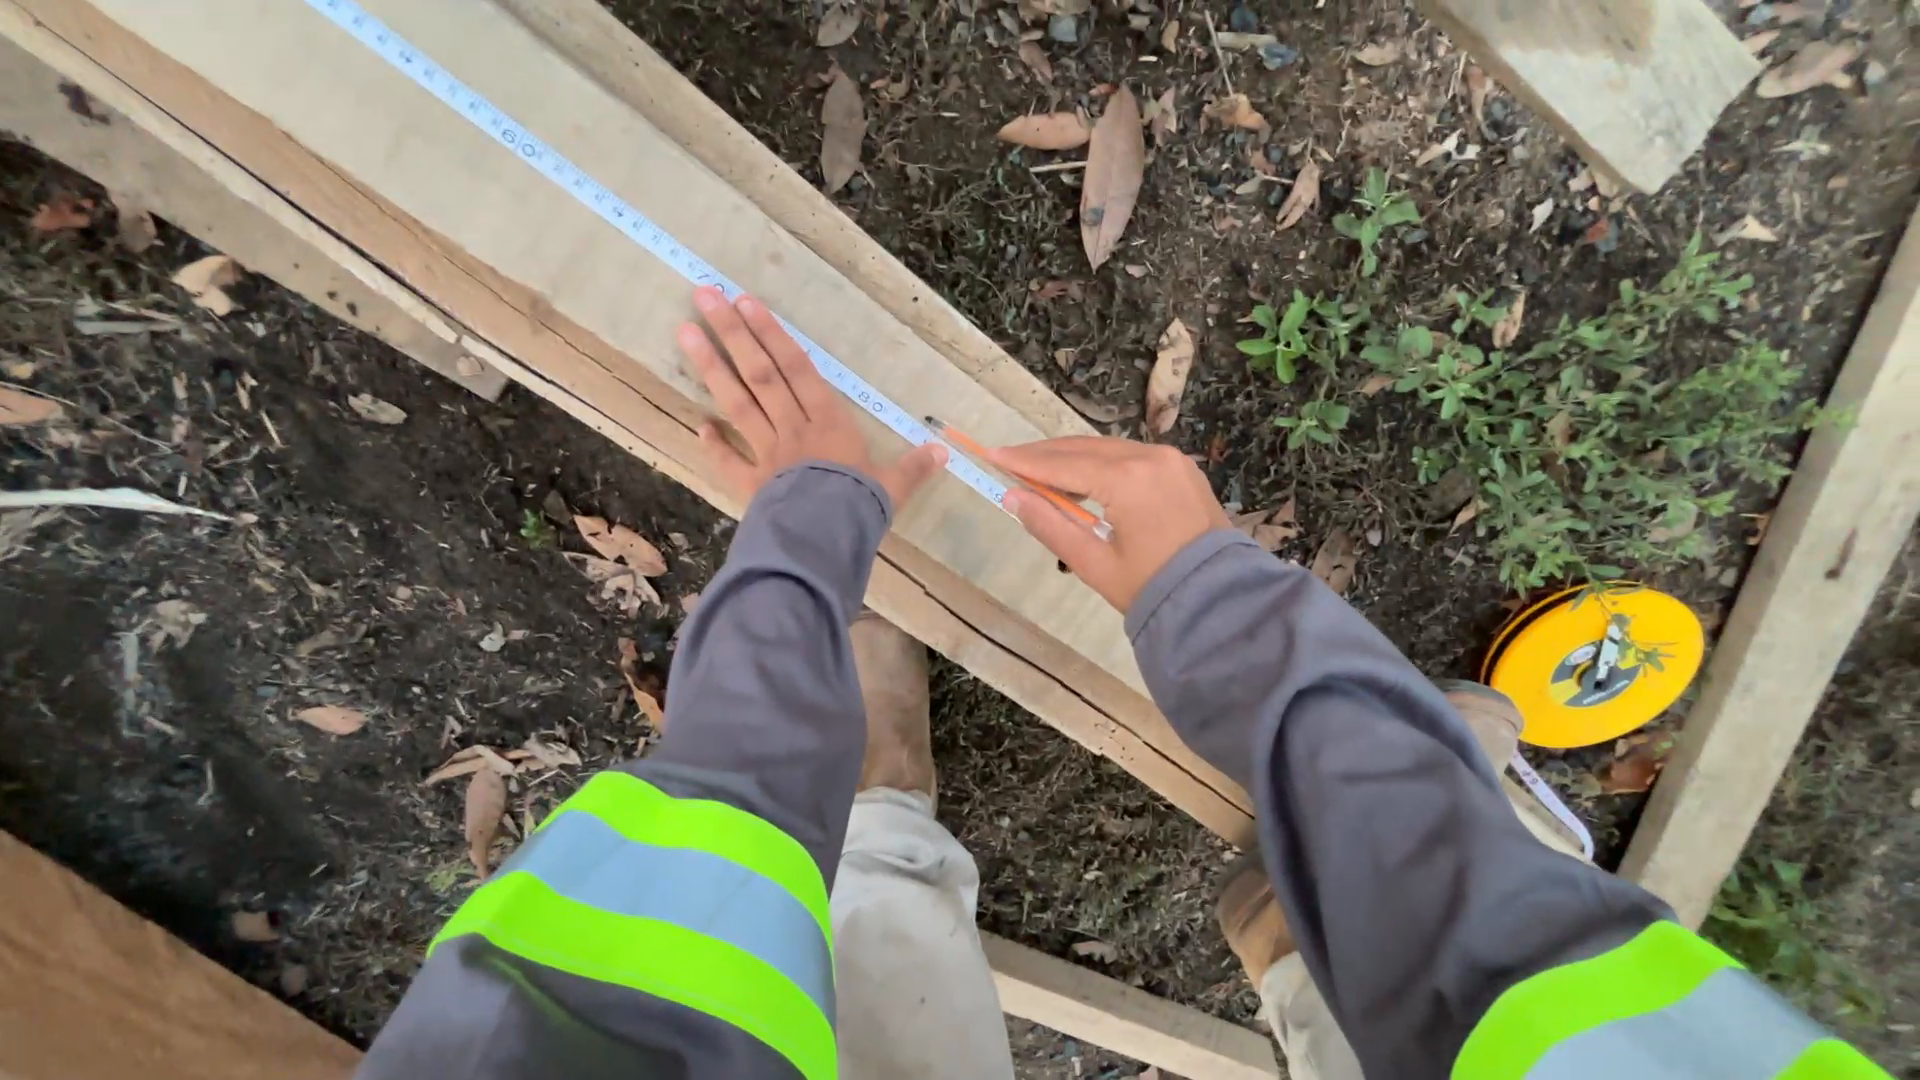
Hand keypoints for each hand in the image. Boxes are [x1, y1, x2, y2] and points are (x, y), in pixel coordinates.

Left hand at [677, 286, 946, 505]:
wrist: (825, 539)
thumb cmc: (860, 506)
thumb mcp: (894, 486)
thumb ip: (913, 468)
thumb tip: (944, 452)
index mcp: (829, 423)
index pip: (797, 369)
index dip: (772, 335)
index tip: (746, 302)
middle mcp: (794, 429)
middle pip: (761, 375)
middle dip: (733, 334)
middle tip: (705, 297)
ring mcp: (769, 454)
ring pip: (739, 404)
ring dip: (712, 368)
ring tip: (686, 334)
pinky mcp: (752, 484)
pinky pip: (729, 461)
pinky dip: (714, 445)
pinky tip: (698, 424)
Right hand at [986, 437, 1229, 612]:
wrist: (1220, 602)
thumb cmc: (1152, 588)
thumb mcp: (1094, 564)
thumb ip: (1051, 526)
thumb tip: (1012, 498)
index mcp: (1129, 479)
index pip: (1063, 464)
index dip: (1025, 461)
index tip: (992, 456)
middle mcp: (1151, 457)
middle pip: (1084, 448)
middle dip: (1045, 455)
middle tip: (1010, 462)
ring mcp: (1171, 459)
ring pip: (1108, 449)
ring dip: (1072, 458)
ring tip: (1039, 473)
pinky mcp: (1181, 469)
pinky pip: (1131, 456)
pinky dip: (1101, 463)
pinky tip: (1082, 478)